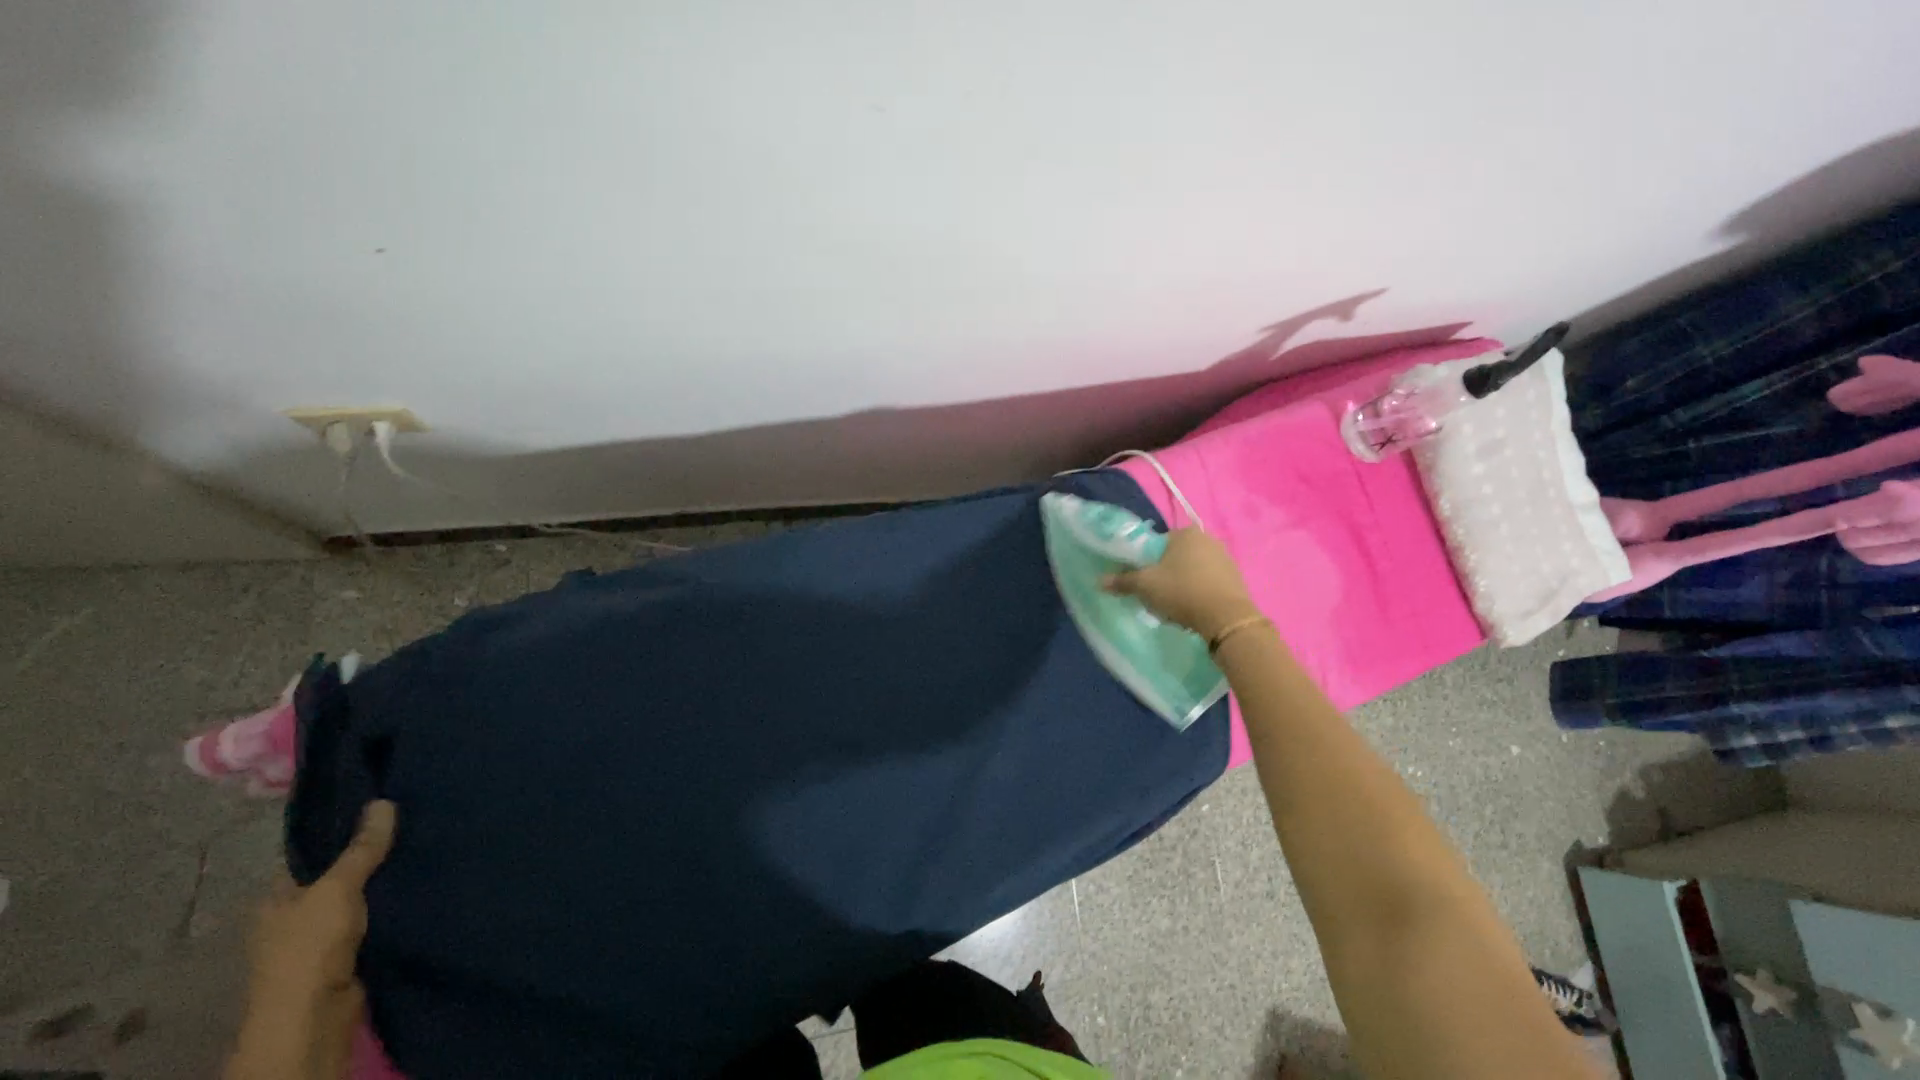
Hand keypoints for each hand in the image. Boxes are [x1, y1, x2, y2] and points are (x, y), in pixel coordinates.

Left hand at [227, 800, 395, 1079]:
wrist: (314, 1017)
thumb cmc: (311, 947)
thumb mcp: (337, 888)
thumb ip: (362, 849)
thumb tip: (383, 801)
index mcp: (277, 897)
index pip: (312, 854)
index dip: (343, 832)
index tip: (383, 809)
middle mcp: (294, 916)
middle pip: (337, 877)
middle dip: (370, 858)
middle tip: (413, 827)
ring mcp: (320, 940)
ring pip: (358, 901)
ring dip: (384, 887)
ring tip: (425, 854)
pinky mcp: (347, 958)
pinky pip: (373, 923)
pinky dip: (392, 911)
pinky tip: (420, 892)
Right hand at [1104, 528, 1259, 639]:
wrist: (1226, 618)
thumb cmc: (1181, 592)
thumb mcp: (1145, 586)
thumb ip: (1122, 581)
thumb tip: (1099, 581)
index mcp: (1185, 533)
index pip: (1156, 543)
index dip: (1145, 562)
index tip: (1142, 581)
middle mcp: (1207, 539)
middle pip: (1175, 556)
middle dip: (1164, 573)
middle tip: (1156, 594)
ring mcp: (1225, 558)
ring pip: (1192, 570)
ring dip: (1182, 583)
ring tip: (1174, 605)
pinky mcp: (1236, 578)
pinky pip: (1208, 582)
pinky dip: (1198, 592)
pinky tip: (1193, 609)